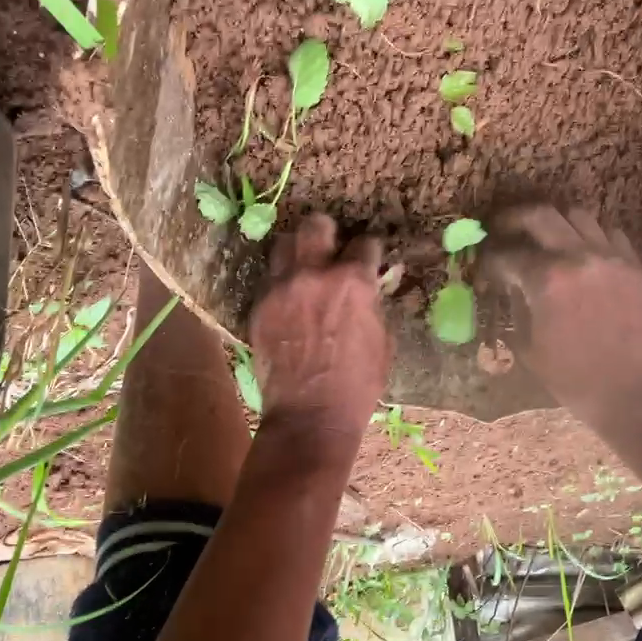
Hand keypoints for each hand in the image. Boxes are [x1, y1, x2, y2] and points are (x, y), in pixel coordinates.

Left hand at [249, 215, 389, 441]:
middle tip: (331, 246)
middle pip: (315, 226)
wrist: (311, 414)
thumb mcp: (382, 340)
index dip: (370, 250)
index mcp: (353, 281)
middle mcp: (314, 274)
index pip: (365, 243)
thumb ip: (374, 304)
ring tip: (305, 266)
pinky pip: (269, 278)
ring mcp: (281, 287)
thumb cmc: (358, 384)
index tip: (370, 257)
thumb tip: (374, 287)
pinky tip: (290, 296)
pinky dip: (281, 280)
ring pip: (284, 244)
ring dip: (298, 251)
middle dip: (327, 232)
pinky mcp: (259, 305)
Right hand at [487, 206, 641, 429]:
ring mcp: (610, 257)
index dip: (490, 260)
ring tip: (546, 237)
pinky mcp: (633, 266)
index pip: (507, 255)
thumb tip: (511, 286)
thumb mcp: (529, 347)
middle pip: (540, 215)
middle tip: (503, 227)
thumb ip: (517, 307)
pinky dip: (591, 237)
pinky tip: (583, 254)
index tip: (485, 266)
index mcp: (546, 280)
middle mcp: (578, 257)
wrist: (632, 392)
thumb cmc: (573, 378)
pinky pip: (610, 234)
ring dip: (556, 223)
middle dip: (514, 219)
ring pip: (577, 216)